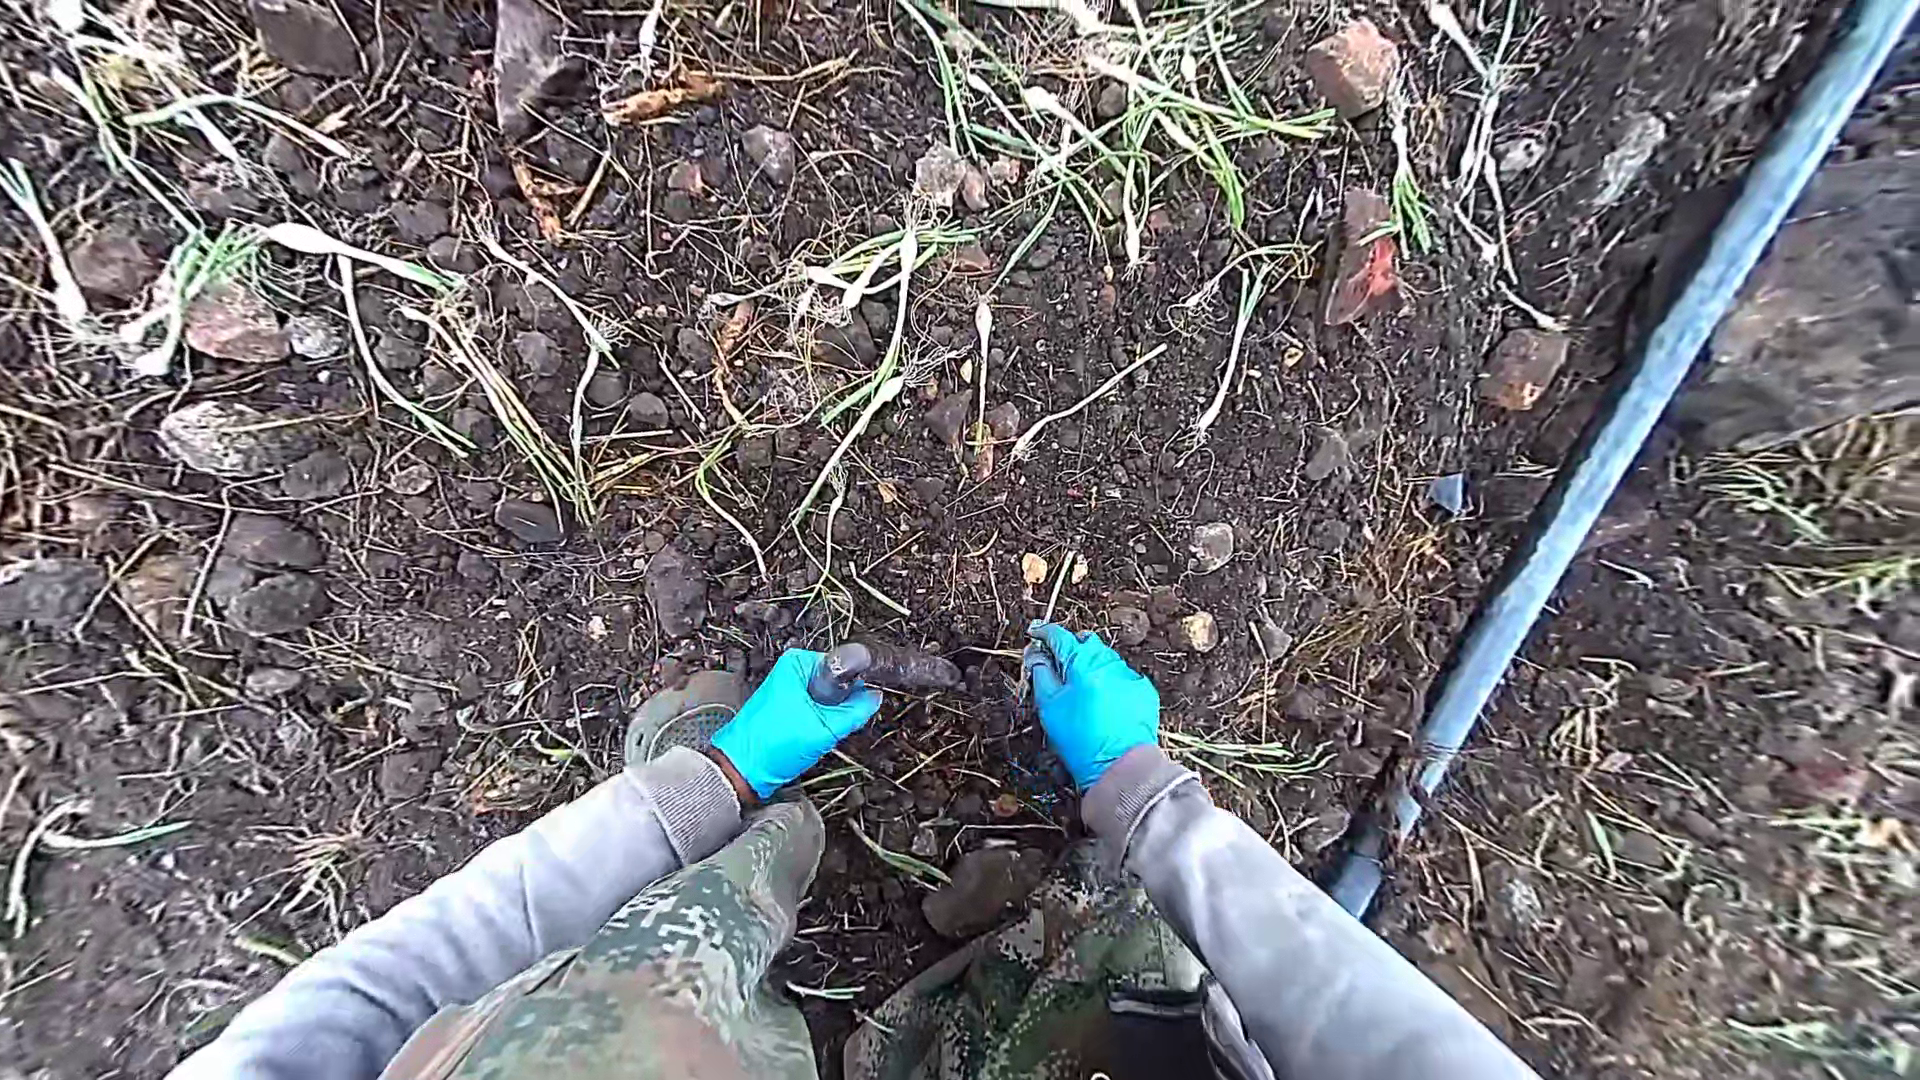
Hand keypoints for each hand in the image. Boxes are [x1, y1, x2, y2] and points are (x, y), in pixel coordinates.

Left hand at [711, 649, 881, 799]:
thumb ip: (856, 711)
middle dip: (842, 701)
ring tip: (820, 729)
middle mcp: (792, 668)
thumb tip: (874, 697)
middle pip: (836, 680)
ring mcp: (789, 685)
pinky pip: (817, 705)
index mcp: (797, 662)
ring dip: (832, 712)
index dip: (856, 683)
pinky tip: (813, 733)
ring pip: (828, 695)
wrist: (741, 771)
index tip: (862, 700)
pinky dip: (821, 718)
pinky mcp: (788, 702)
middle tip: (836, 721)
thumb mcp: (824, 729)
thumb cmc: (771, 746)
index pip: (842, 662)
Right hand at [1022, 620, 1159, 790]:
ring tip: (1082, 692)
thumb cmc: (1081, 740)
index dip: (1044, 632)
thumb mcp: (1049, 706)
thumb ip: (1040, 673)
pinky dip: (1109, 682)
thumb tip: (1037, 654)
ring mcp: (1129, 675)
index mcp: (1083, 662)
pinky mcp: (1143, 690)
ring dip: (1091, 667)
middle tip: (1059, 667)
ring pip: (1104, 658)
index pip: (1059, 636)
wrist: (1121, 768)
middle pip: (1085, 643)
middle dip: (1070, 649)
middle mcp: (1109, 662)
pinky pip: (1121, 676)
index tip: (1036, 633)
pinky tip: (1103, 703)